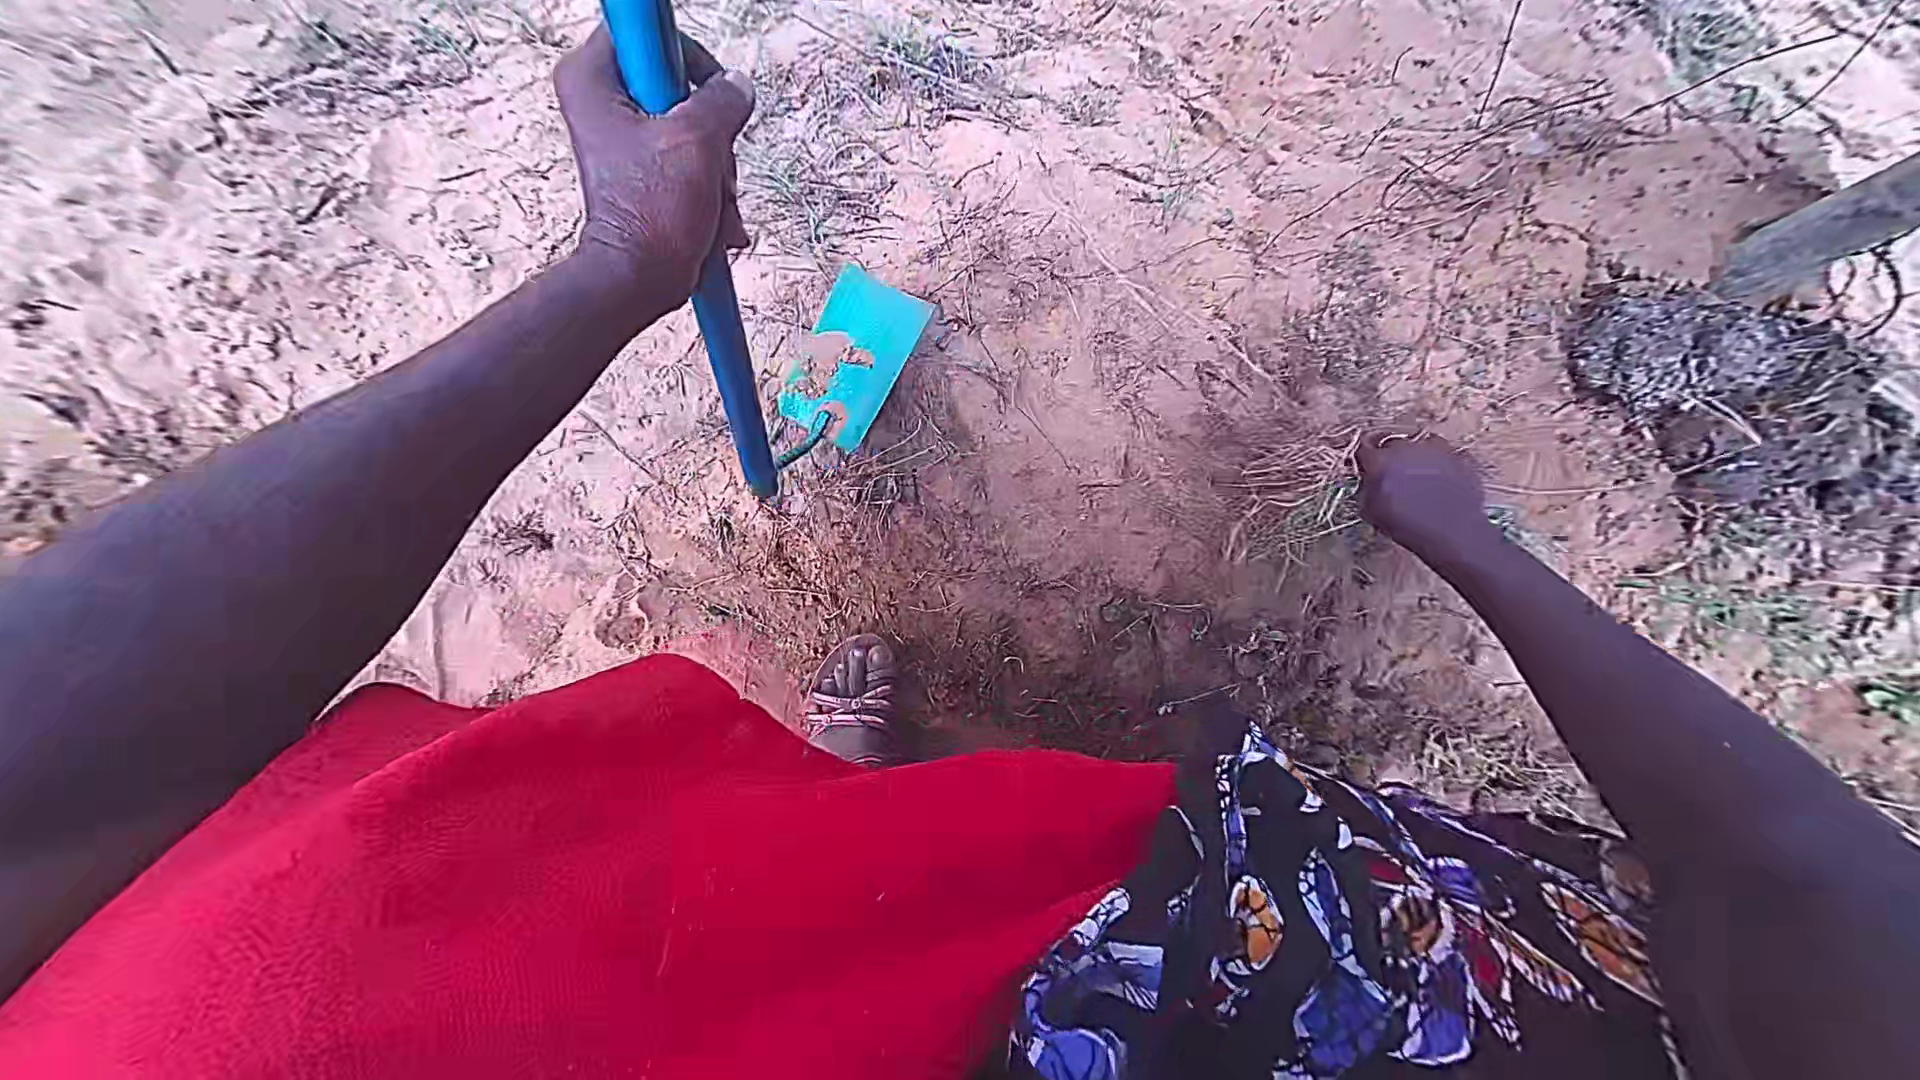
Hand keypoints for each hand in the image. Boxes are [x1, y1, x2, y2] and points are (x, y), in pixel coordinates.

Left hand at [554, 27, 754, 298]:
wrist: (646, 278)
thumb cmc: (656, 212)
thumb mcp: (697, 142)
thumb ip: (722, 102)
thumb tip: (738, 85)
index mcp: (593, 80)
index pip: (649, 35)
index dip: (690, 60)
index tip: (711, 95)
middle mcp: (604, 105)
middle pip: (680, 92)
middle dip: (711, 136)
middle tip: (712, 167)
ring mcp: (629, 144)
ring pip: (695, 134)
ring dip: (719, 172)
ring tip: (715, 202)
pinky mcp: (649, 176)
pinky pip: (695, 166)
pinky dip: (713, 192)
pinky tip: (716, 217)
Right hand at [1356, 433, 1495, 559]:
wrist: (1449, 531)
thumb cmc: (1404, 523)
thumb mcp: (1369, 510)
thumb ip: (1365, 487)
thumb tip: (1367, 480)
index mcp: (1379, 460)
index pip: (1363, 447)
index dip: (1362, 457)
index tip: (1363, 464)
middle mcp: (1406, 448)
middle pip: (1390, 441)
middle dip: (1387, 453)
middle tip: (1388, 469)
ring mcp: (1435, 449)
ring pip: (1419, 441)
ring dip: (1413, 452)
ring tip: (1414, 467)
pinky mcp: (1459, 456)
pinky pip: (1444, 451)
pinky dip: (1438, 458)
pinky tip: (1437, 472)